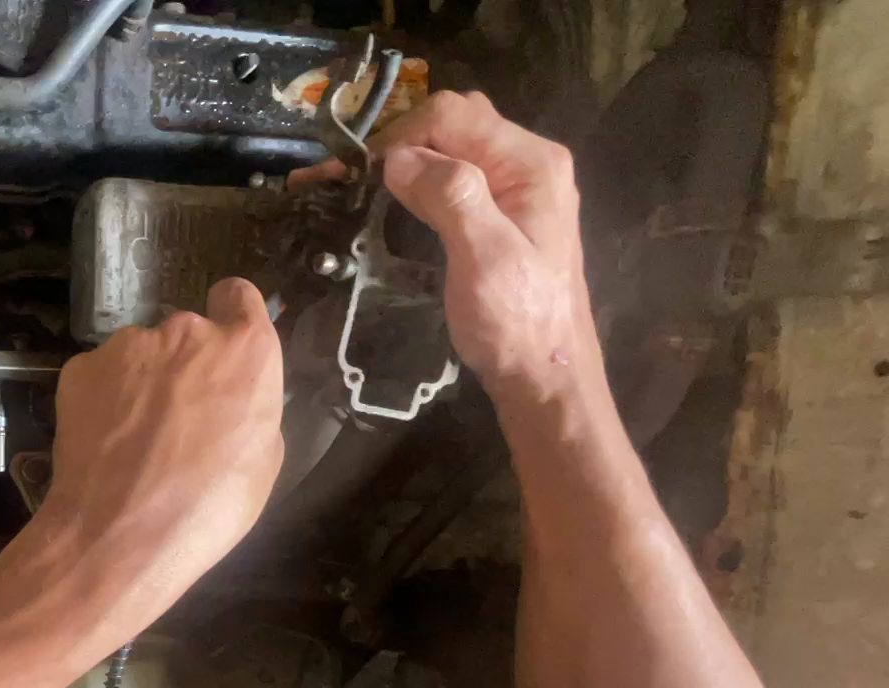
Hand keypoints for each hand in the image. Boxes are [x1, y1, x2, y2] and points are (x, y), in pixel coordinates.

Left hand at [29, 278, 282, 622]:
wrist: (120, 534)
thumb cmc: (207, 509)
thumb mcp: (262, 461)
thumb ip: (250, 406)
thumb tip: (233, 398)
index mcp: (244, 350)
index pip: (237, 297)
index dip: (230, 320)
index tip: (222, 346)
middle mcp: (186, 332)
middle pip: (186, 333)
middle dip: (182, 364)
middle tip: (173, 417)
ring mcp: (127, 347)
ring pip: (138, 355)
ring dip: (139, 381)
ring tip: (131, 437)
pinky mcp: (80, 368)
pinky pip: (99, 375)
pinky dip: (101, 398)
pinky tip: (102, 441)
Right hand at [292, 91, 603, 411]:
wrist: (542, 370)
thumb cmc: (514, 321)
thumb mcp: (483, 258)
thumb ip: (450, 198)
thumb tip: (397, 159)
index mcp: (528, 164)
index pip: (452, 117)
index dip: (397, 138)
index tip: (351, 177)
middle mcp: (525, 164)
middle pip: (452, 125)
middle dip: (395, 144)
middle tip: (346, 182)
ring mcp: (513, 189)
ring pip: (449, 150)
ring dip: (401, 163)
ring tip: (354, 189)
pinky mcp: (498, 214)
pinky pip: (452, 179)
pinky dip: (414, 183)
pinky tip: (390, 204)